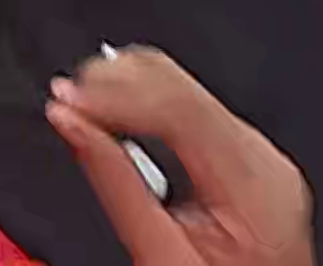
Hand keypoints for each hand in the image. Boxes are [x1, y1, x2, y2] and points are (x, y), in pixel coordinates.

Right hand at [47, 46, 313, 265]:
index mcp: (255, 186)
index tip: (66, 99)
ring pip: (166, 75)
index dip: (113, 93)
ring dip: (114, 81)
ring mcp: (245, 143)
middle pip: (170, 81)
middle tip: (64, 101)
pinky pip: (170, 90)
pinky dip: (128, 89)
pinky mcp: (225, 138)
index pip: (177, 107)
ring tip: (77, 103)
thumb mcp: (164, 260)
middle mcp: (258, 155)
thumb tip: (67, 119)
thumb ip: (114, 184)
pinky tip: (104, 105)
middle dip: (107, 82)